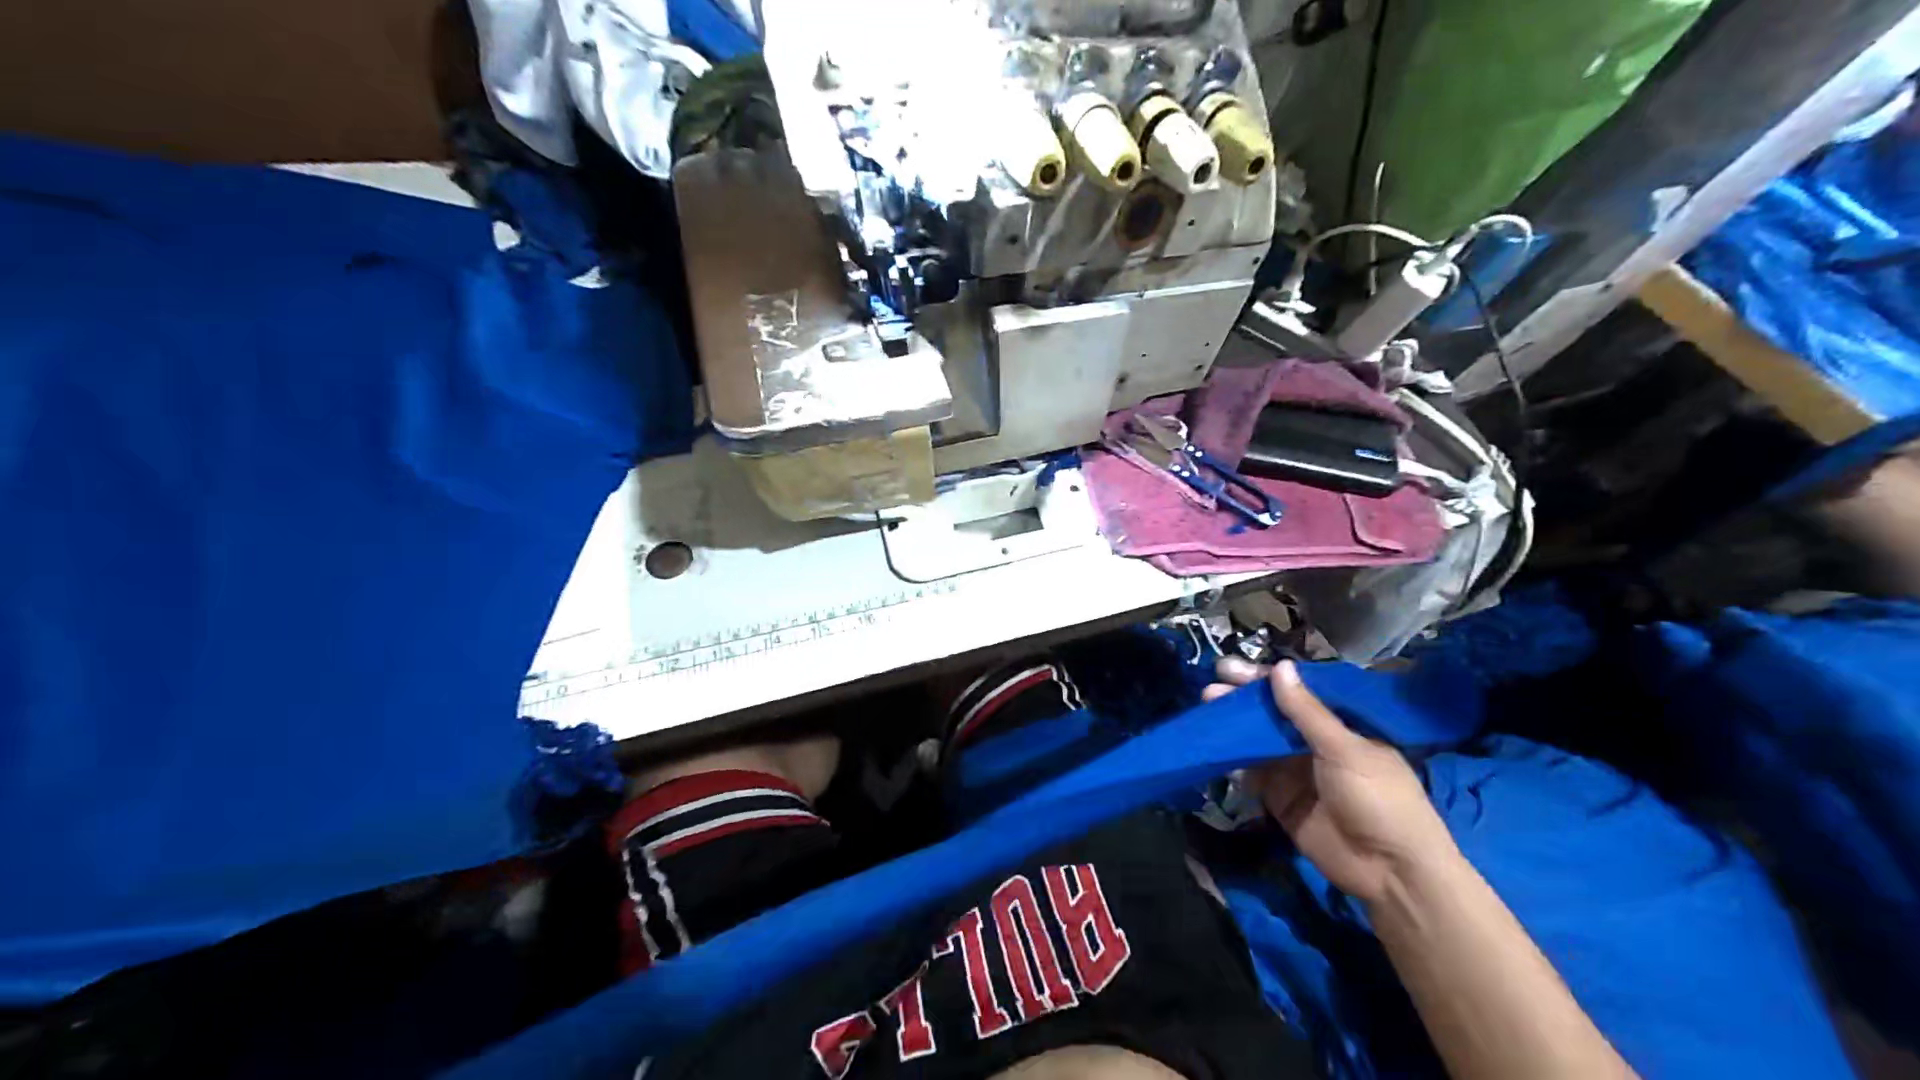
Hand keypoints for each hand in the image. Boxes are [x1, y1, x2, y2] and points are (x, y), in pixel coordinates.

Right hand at [1204, 657, 1457, 904]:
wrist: (1388, 873)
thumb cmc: (1379, 799)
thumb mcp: (1345, 750)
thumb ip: (1306, 711)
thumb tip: (1280, 666)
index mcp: (1341, 725)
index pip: (1299, 692)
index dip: (1267, 678)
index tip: (1234, 668)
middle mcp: (1315, 742)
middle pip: (1273, 713)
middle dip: (1243, 697)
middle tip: (1213, 684)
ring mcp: (1294, 769)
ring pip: (1258, 738)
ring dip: (1233, 722)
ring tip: (1207, 703)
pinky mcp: (1278, 795)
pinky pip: (1250, 770)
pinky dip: (1231, 756)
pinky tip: (1213, 740)